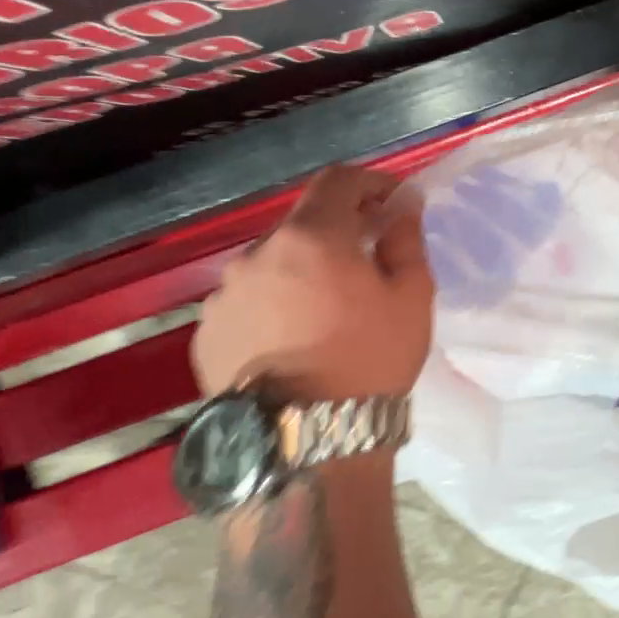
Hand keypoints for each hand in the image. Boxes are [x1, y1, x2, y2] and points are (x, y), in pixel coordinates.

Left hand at [193, 166, 432, 401]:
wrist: (302, 437)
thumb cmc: (370, 355)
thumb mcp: (412, 293)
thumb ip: (405, 237)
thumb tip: (403, 202)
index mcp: (312, 237)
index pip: (338, 180)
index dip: (371, 182)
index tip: (394, 204)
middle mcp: (257, 255)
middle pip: (304, 223)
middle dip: (339, 232)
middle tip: (371, 261)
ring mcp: (224, 295)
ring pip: (274, 263)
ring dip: (305, 269)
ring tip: (331, 308)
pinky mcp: (206, 332)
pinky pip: (250, 299)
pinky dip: (277, 302)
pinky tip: (299, 336)